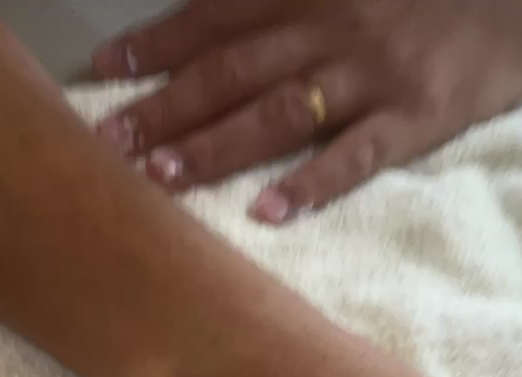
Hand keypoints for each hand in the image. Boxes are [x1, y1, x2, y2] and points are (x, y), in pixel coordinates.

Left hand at [91, 0, 521, 221]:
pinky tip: (267, 212)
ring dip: (218, 146)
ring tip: (165, 179)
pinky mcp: (416, 119)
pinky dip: (311, 184)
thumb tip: (226, 12)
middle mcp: (332, 24)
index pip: (215, 16)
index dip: (156, 44)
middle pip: (232, 69)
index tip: (105, 74)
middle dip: (166, 106)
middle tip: (111, 144)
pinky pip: (356, 157)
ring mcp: (374, 75)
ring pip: (280, 113)